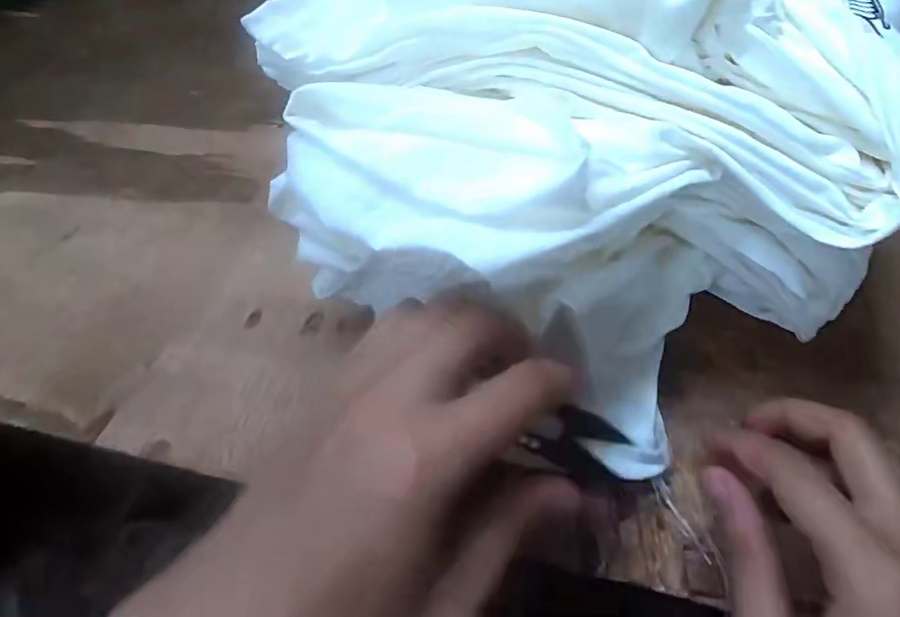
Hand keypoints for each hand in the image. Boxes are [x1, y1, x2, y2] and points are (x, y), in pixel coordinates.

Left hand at [116, 301, 579, 616]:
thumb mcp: (441, 603)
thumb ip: (508, 532)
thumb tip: (572, 488)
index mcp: (425, 457)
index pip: (515, 388)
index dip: (557, 379)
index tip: (578, 386)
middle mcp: (389, 397)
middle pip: (466, 322)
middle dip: (513, 332)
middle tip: (532, 368)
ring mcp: (349, 381)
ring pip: (422, 311)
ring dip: (464, 322)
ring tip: (484, 361)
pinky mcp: (322, 384)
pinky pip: (383, 328)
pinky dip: (421, 328)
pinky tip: (428, 366)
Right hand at [705, 400, 899, 616]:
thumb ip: (748, 554)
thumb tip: (717, 473)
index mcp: (876, 570)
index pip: (798, 471)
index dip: (745, 447)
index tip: (708, 444)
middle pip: (855, 436)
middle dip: (792, 417)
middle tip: (744, 430)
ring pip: (880, 459)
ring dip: (820, 443)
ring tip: (768, 463)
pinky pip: (893, 495)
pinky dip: (845, 476)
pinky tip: (806, 504)